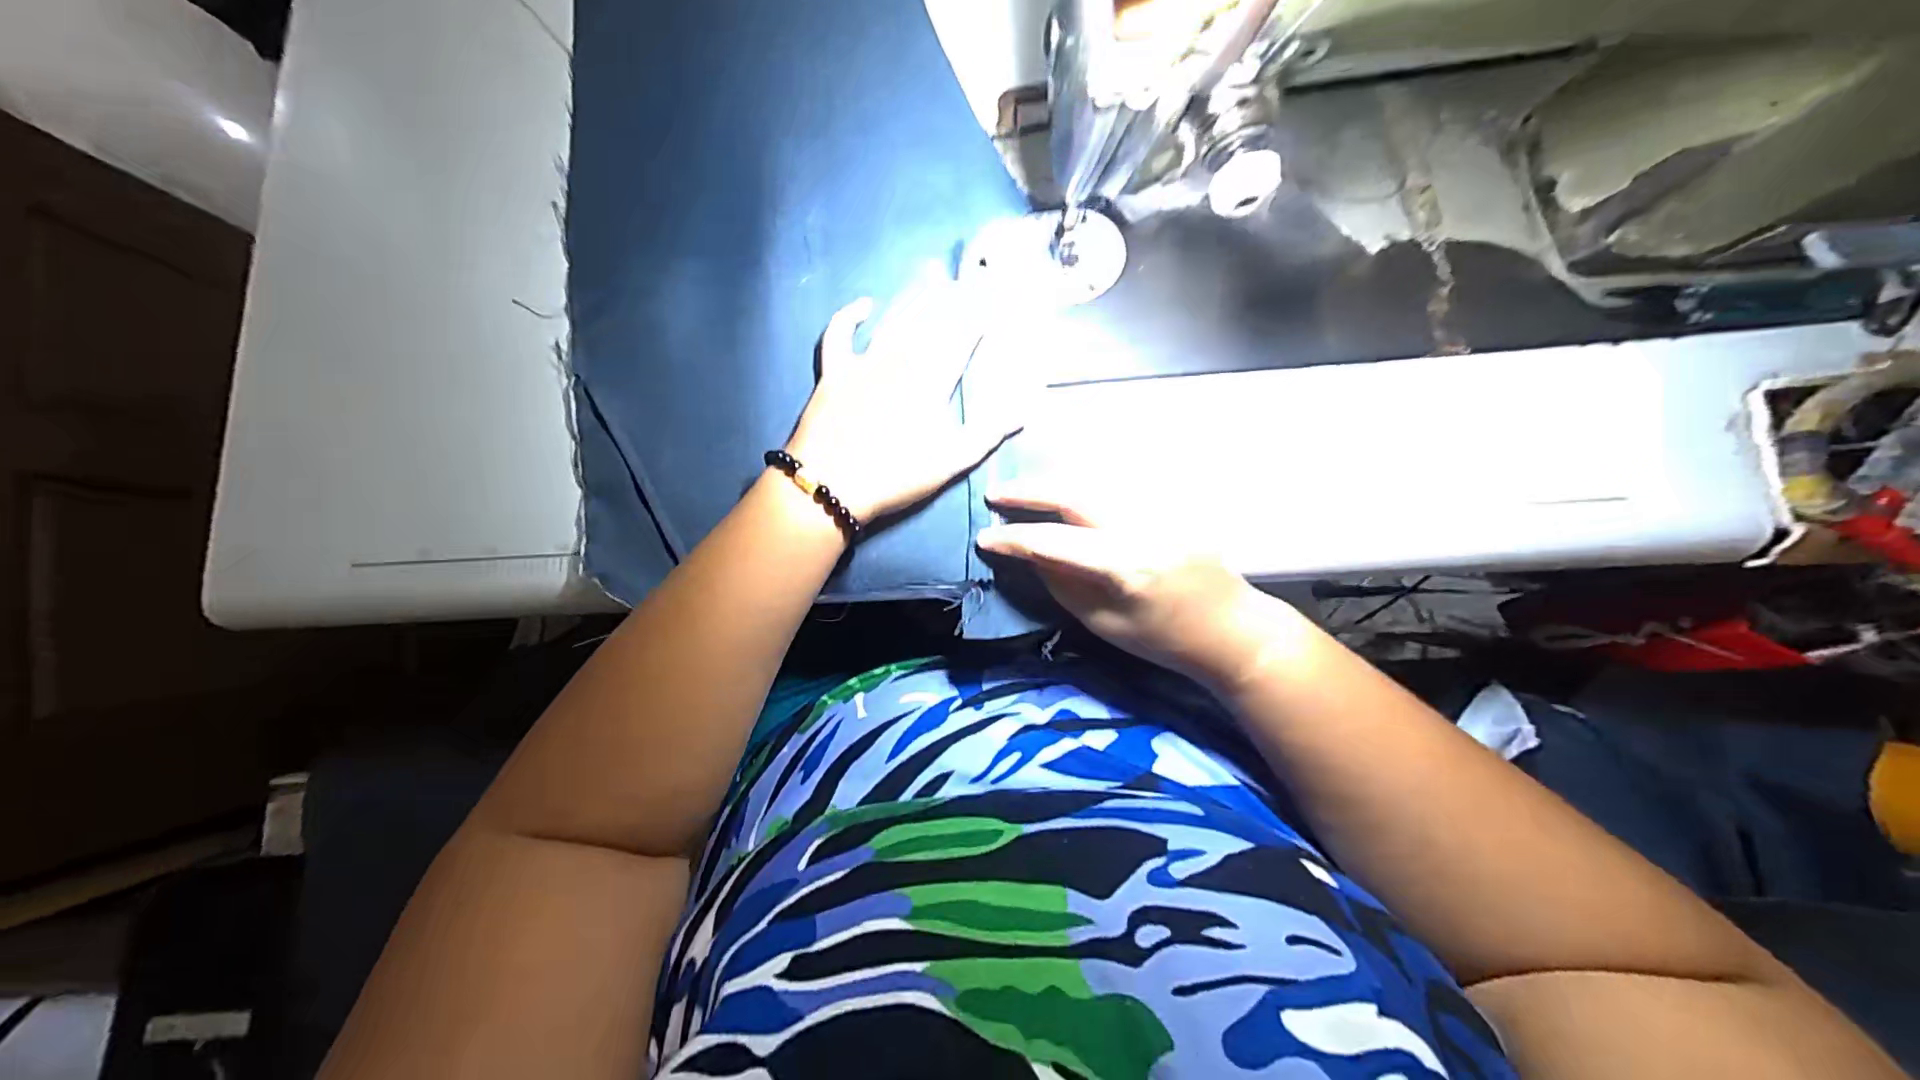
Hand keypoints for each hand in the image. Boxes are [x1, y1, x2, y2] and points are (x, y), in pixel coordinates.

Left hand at [784, 286, 1022, 522]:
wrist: (831, 486)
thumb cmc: (896, 475)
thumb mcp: (952, 461)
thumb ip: (988, 433)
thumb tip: (1023, 411)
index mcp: (933, 379)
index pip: (963, 336)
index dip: (982, 313)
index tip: (997, 295)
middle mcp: (900, 360)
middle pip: (931, 320)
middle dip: (954, 297)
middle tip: (970, 276)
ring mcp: (864, 363)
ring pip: (894, 319)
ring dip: (914, 297)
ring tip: (932, 275)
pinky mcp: (833, 372)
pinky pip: (838, 334)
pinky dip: (849, 316)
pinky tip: (865, 305)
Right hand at [977, 482, 1307, 690]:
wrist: (1231, 630)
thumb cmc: (1163, 640)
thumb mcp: (1103, 623)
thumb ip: (1062, 583)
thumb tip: (1028, 553)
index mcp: (1125, 567)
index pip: (1055, 542)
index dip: (1015, 538)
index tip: (984, 537)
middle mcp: (1142, 528)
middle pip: (1075, 494)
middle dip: (1030, 491)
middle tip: (996, 493)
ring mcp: (1161, 510)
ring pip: (1097, 480)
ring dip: (1056, 482)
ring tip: (1024, 489)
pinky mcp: (1171, 504)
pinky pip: (1120, 484)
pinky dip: (1087, 483)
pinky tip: (1067, 487)